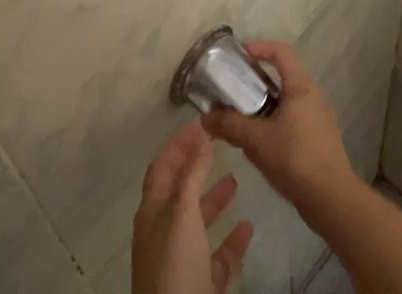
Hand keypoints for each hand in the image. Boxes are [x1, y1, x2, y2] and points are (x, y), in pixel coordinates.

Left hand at [132, 121, 253, 293]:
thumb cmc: (175, 267)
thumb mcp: (181, 215)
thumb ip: (191, 176)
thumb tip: (198, 136)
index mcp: (153, 212)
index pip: (162, 168)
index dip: (177, 145)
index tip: (200, 124)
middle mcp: (165, 232)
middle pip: (180, 192)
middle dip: (197, 167)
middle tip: (220, 145)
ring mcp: (183, 260)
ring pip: (199, 222)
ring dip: (215, 200)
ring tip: (236, 180)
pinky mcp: (202, 285)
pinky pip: (217, 256)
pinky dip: (231, 240)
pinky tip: (247, 227)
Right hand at [202, 41, 357, 211]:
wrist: (332, 200)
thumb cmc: (296, 159)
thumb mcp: (257, 140)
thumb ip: (229, 125)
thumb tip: (205, 117)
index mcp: (301, 88)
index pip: (282, 52)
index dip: (259, 47)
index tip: (237, 56)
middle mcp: (312, 98)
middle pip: (280, 78)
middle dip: (253, 84)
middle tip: (229, 92)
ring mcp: (317, 121)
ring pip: (283, 104)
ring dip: (259, 109)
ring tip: (236, 122)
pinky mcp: (317, 142)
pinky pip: (290, 123)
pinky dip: (270, 126)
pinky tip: (254, 147)